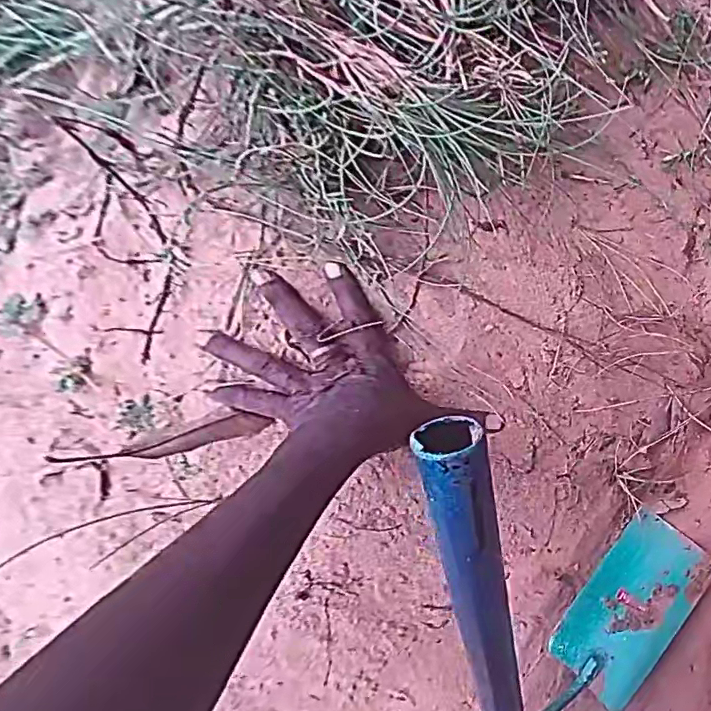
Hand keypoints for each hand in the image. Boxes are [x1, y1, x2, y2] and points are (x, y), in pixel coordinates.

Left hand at [202, 263, 462, 464]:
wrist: (345, 445)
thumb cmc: (386, 427)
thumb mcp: (429, 420)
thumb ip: (462, 419)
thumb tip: (503, 423)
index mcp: (367, 364)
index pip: (360, 323)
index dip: (347, 294)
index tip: (329, 264)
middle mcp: (332, 368)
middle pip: (306, 330)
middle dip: (284, 303)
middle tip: (261, 275)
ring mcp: (306, 388)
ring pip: (271, 362)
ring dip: (239, 349)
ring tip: (207, 336)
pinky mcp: (289, 410)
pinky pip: (261, 402)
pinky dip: (238, 396)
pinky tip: (212, 390)